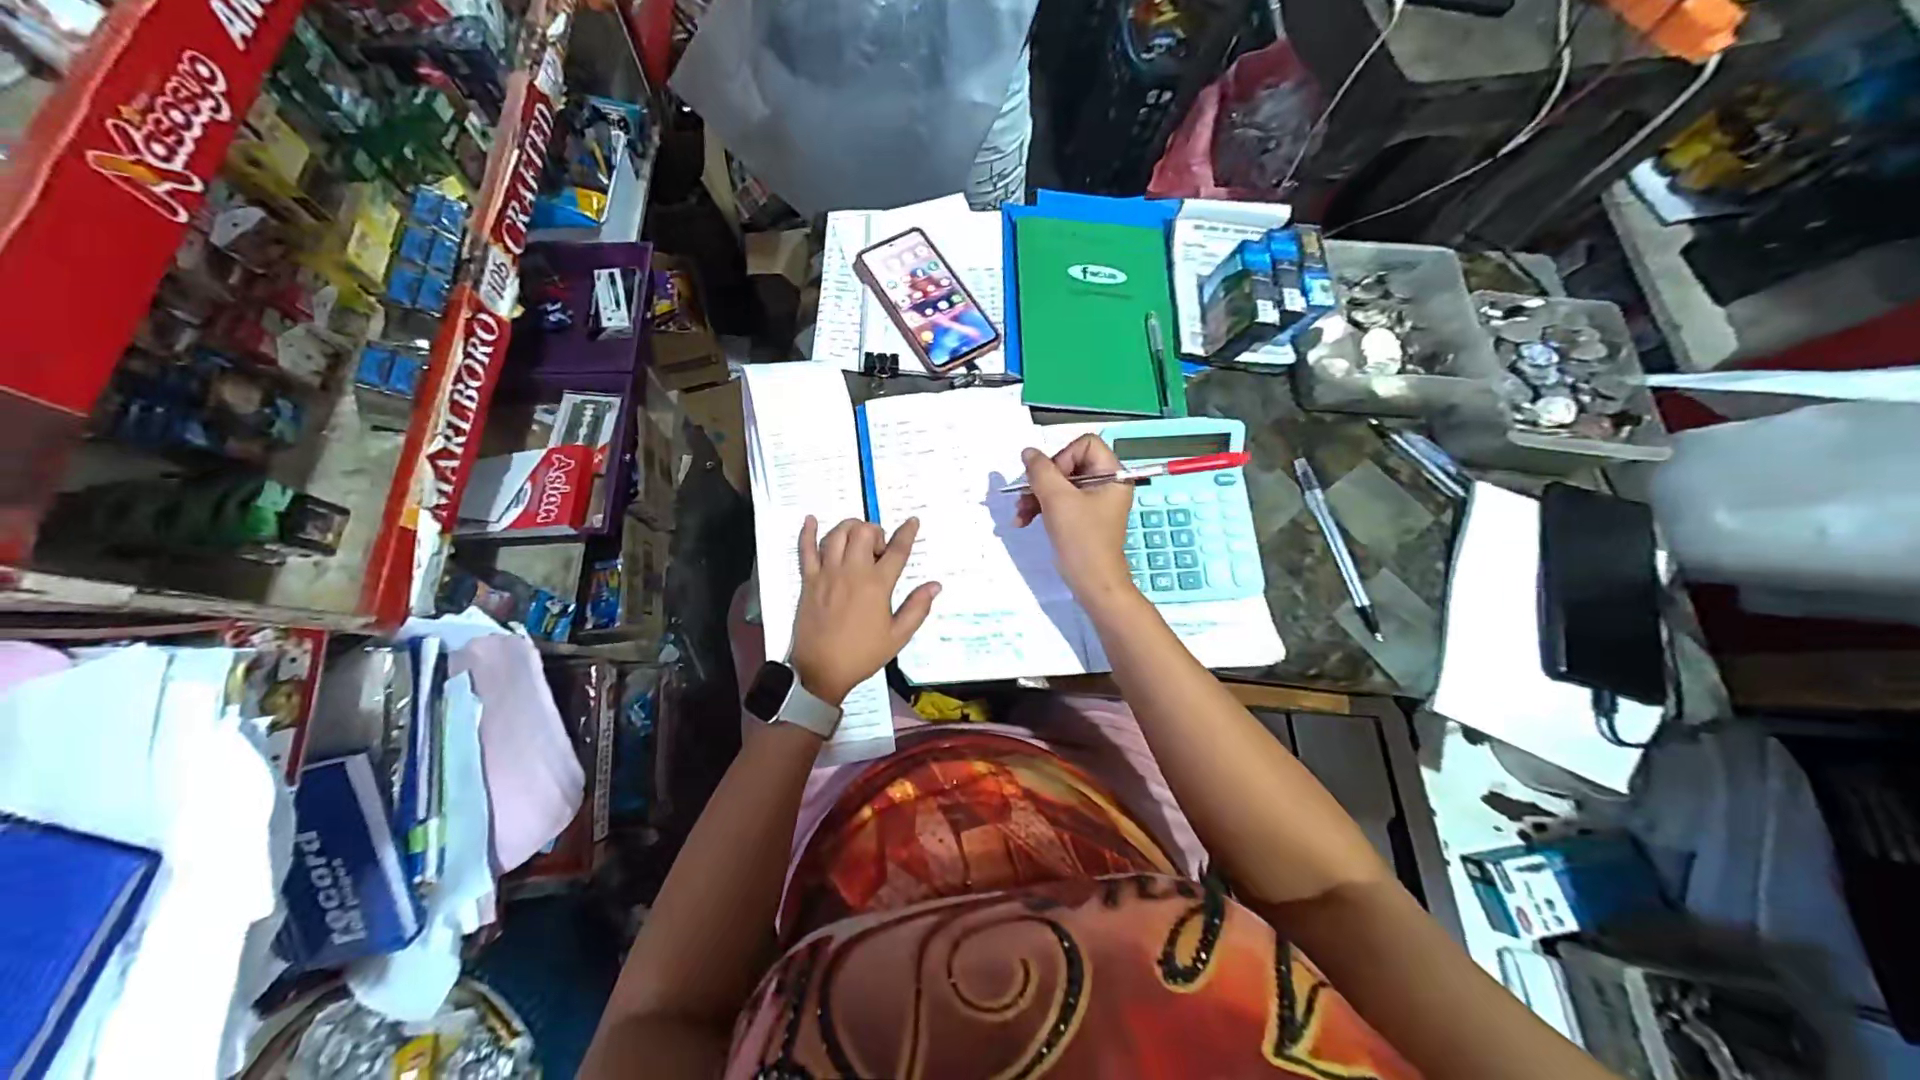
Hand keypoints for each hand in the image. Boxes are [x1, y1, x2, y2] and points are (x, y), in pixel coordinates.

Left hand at [788, 516, 940, 706]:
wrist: (821, 670)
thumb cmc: (861, 654)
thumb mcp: (898, 636)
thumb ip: (917, 608)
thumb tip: (935, 586)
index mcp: (877, 585)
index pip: (897, 550)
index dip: (907, 533)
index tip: (912, 522)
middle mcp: (852, 572)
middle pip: (864, 532)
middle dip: (876, 532)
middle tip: (878, 550)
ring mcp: (827, 574)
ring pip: (837, 534)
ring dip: (850, 529)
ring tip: (857, 539)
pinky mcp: (808, 580)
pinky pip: (805, 549)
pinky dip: (807, 532)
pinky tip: (811, 520)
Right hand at [1012, 435, 1135, 602]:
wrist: (1093, 583)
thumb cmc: (1081, 539)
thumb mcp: (1057, 500)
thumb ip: (1041, 470)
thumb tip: (1028, 452)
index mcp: (1112, 474)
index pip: (1084, 444)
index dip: (1062, 457)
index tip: (1050, 480)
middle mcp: (1107, 484)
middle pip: (1068, 463)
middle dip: (1042, 480)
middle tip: (1025, 497)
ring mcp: (1095, 502)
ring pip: (1060, 484)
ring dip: (1036, 495)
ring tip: (1020, 514)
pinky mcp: (1083, 518)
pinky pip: (1060, 501)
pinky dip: (1042, 508)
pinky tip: (1024, 521)